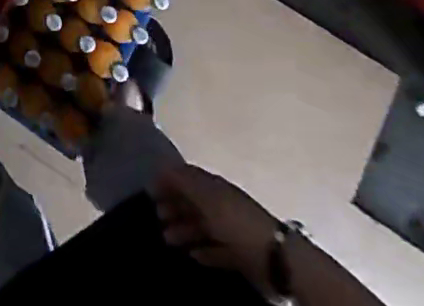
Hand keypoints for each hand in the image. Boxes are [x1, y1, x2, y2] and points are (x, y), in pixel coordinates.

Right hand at [149, 164, 279, 292]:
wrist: (273, 255)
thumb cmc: (235, 221)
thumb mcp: (207, 197)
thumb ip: (185, 182)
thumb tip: (164, 167)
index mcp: (215, 186)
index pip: (189, 177)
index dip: (170, 180)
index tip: (151, 190)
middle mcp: (222, 203)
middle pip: (194, 201)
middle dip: (175, 206)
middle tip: (157, 216)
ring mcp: (231, 228)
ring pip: (202, 226)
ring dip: (184, 230)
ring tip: (168, 239)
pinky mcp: (238, 252)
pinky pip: (216, 249)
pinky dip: (203, 251)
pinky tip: (193, 255)